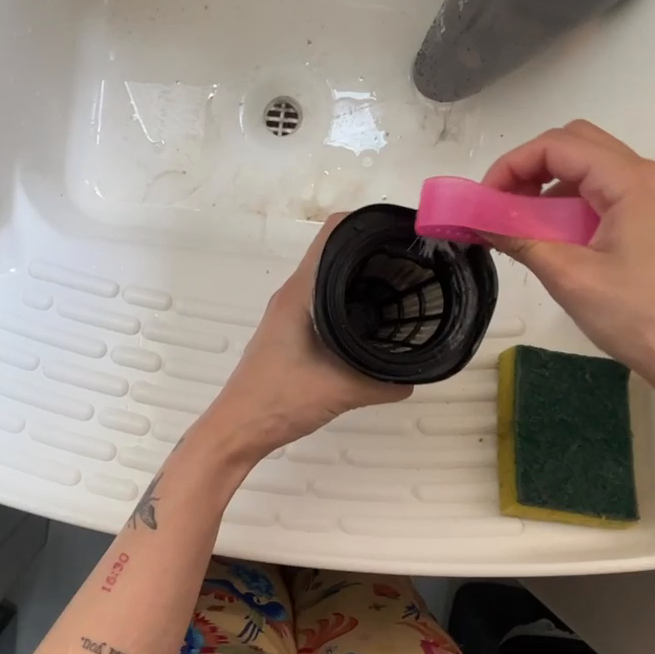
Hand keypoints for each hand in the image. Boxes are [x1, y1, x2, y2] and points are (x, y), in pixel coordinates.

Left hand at [194, 215, 412, 462]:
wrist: (238, 429)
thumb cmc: (279, 401)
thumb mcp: (341, 391)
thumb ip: (384, 383)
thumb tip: (414, 379)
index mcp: (299, 293)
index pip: (335, 232)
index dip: (371, 224)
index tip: (406, 235)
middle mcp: (292, 295)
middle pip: (337, 253)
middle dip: (376, 254)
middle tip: (416, 266)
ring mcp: (288, 314)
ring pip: (330, 281)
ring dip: (362, 282)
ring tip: (403, 292)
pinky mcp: (289, 334)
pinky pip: (324, 305)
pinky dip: (350, 306)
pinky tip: (372, 326)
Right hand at [480, 120, 654, 406]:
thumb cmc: (641, 315)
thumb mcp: (571, 278)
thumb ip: (522, 241)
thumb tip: (480, 221)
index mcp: (629, 181)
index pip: (558, 145)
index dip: (511, 164)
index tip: (482, 202)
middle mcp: (645, 179)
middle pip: (576, 147)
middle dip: (527, 169)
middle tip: (497, 208)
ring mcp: (654, 202)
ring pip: (590, 172)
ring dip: (547, 189)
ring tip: (518, 229)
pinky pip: (603, 198)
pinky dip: (568, 208)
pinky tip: (552, 243)